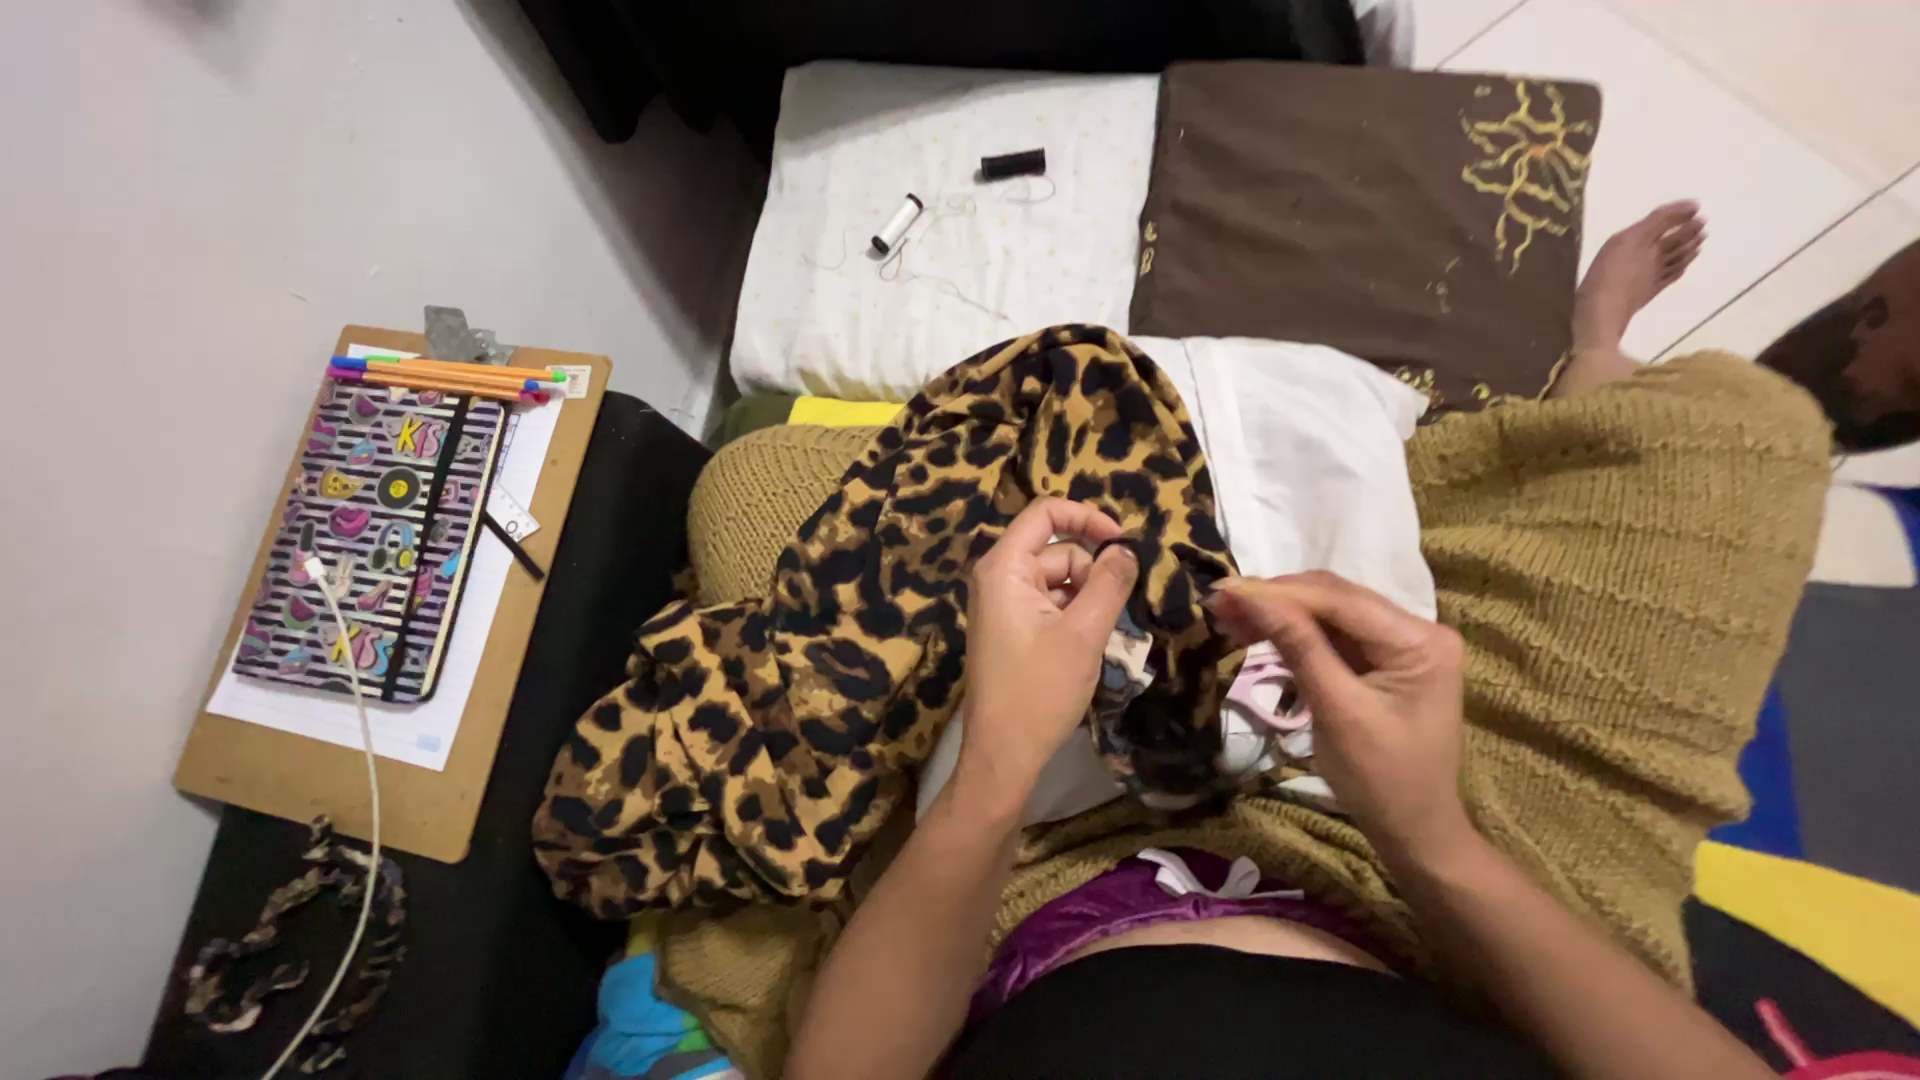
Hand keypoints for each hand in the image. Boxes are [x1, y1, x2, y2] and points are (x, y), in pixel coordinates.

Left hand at [959, 498, 1139, 808]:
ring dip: (1087, 599)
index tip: (1124, 544)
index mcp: (1004, 567)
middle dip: (1092, 573)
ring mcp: (1003, 604)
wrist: (1003, 753)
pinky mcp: (1011, 628)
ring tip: (1100, 638)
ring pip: (1059, 580)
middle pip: (1058, 550)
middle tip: (1116, 614)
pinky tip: (1088, 646)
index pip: (1046, 512)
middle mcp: (997, 577)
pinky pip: (1051, 604)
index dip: (1088, 518)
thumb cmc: (1040, 690)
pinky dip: (1075, 616)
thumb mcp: (1085, 633)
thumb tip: (1126, 549)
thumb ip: (1109, 582)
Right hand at [1206, 571, 1473, 860]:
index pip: (1338, 600)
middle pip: (1333, 598)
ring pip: (1327, 611)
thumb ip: (1296, 645)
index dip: (1277, 593)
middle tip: (1219, 604)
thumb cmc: (1380, 777)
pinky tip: (1255, 632)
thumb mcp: (1336, 709)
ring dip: (1277, 612)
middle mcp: (1416, 630)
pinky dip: (1291, 632)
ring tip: (1228, 617)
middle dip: (1274, 599)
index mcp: (1419, 641)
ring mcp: (1399, 643)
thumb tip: (1248, 597)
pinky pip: (1330, 633)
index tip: (1224, 591)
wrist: (1414, 830)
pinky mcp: (1381, 659)